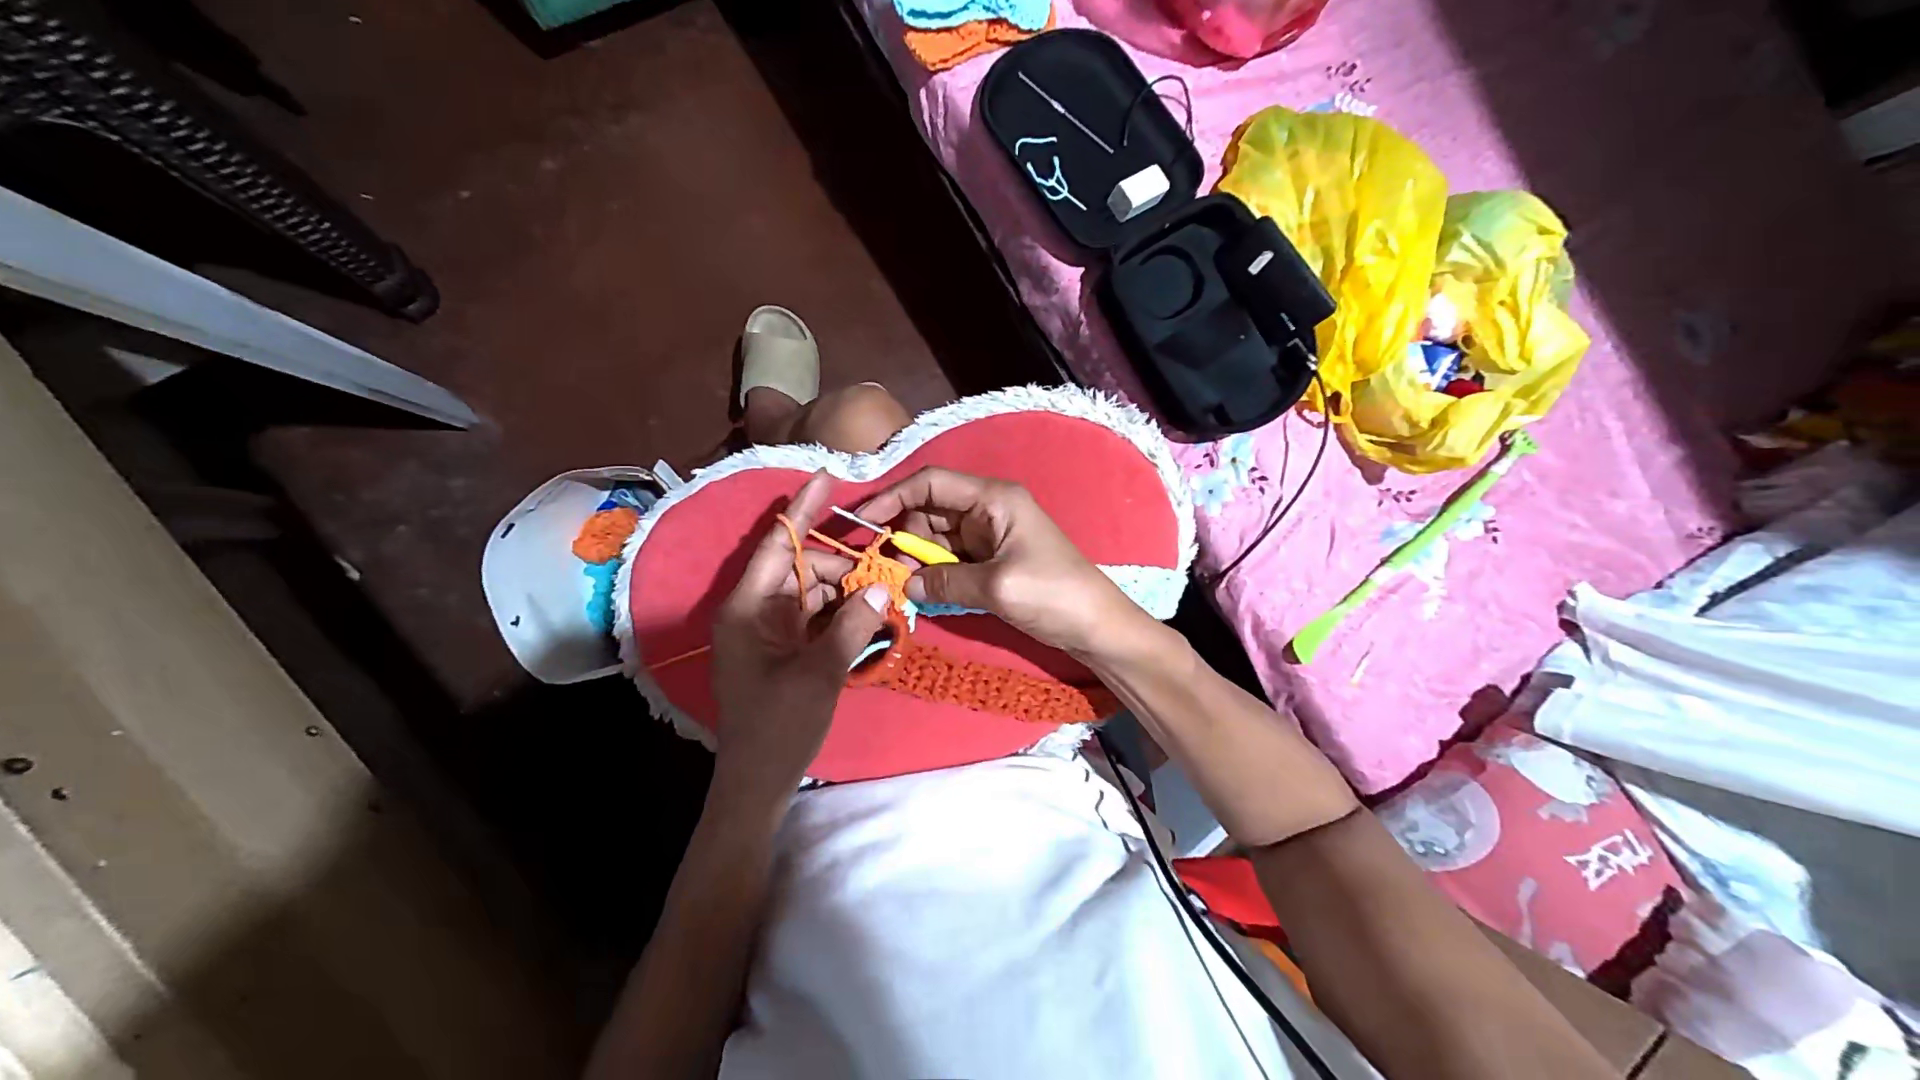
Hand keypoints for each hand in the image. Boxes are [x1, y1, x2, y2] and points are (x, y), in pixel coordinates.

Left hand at [710, 471, 890, 797]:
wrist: (758, 781)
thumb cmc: (778, 726)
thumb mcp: (819, 673)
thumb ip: (851, 625)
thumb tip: (881, 587)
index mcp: (748, 608)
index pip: (777, 545)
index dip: (802, 510)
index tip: (828, 478)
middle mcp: (755, 610)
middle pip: (801, 567)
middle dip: (841, 563)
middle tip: (883, 566)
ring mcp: (770, 630)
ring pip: (812, 591)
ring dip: (845, 589)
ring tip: (883, 592)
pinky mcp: (784, 648)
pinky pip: (815, 616)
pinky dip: (840, 613)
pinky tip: (870, 614)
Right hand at [854, 467, 1151, 659]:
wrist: (1097, 626)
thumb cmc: (1054, 594)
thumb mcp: (996, 587)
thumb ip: (945, 581)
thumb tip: (903, 584)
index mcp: (993, 498)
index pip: (931, 483)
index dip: (894, 497)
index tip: (864, 522)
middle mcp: (987, 509)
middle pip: (929, 509)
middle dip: (901, 533)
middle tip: (878, 566)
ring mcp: (988, 536)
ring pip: (935, 537)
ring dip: (913, 557)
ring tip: (895, 582)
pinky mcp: (989, 561)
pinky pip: (948, 559)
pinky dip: (931, 572)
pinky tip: (916, 589)